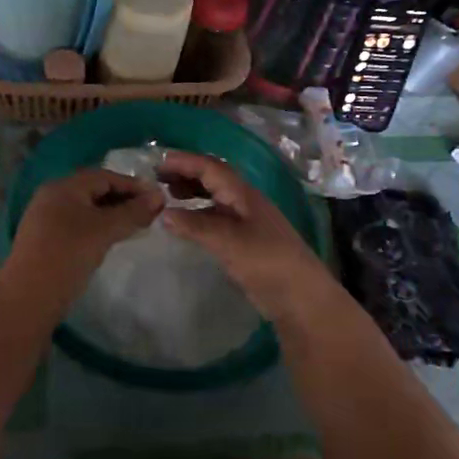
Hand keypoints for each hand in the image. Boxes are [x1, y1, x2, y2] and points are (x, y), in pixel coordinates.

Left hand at [1, 167, 164, 302]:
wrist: (29, 296)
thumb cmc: (69, 254)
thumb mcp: (105, 230)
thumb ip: (133, 212)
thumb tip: (159, 196)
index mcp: (63, 187)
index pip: (104, 176)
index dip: (132, 185)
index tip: (158, 198)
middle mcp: (52, 196)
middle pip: (93, 189)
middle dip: (123, 199)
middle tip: (149, 213)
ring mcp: (45, 218)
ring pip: (85, 208)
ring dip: (111, 214)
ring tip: (135, 226)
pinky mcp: (45, 238)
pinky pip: (77, 223)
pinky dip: (97, 226)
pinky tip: (110, 239)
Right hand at [157, 151, 337, 320]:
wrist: (300, 296)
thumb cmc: (266, 262)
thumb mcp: (228, 241)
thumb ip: (195, 226)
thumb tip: (164, 213)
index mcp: (243, 195)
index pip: (211, 168)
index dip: (184, 162)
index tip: (158, 162)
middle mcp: (245, 203)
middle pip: (213, 178)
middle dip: (186, 174)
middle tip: (158, 178)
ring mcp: (246, 222)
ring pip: (215, 198)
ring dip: (192, 193)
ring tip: (168, 196)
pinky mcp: (245, 242)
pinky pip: (216, 218)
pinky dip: (198, 215)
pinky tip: (186, 224)